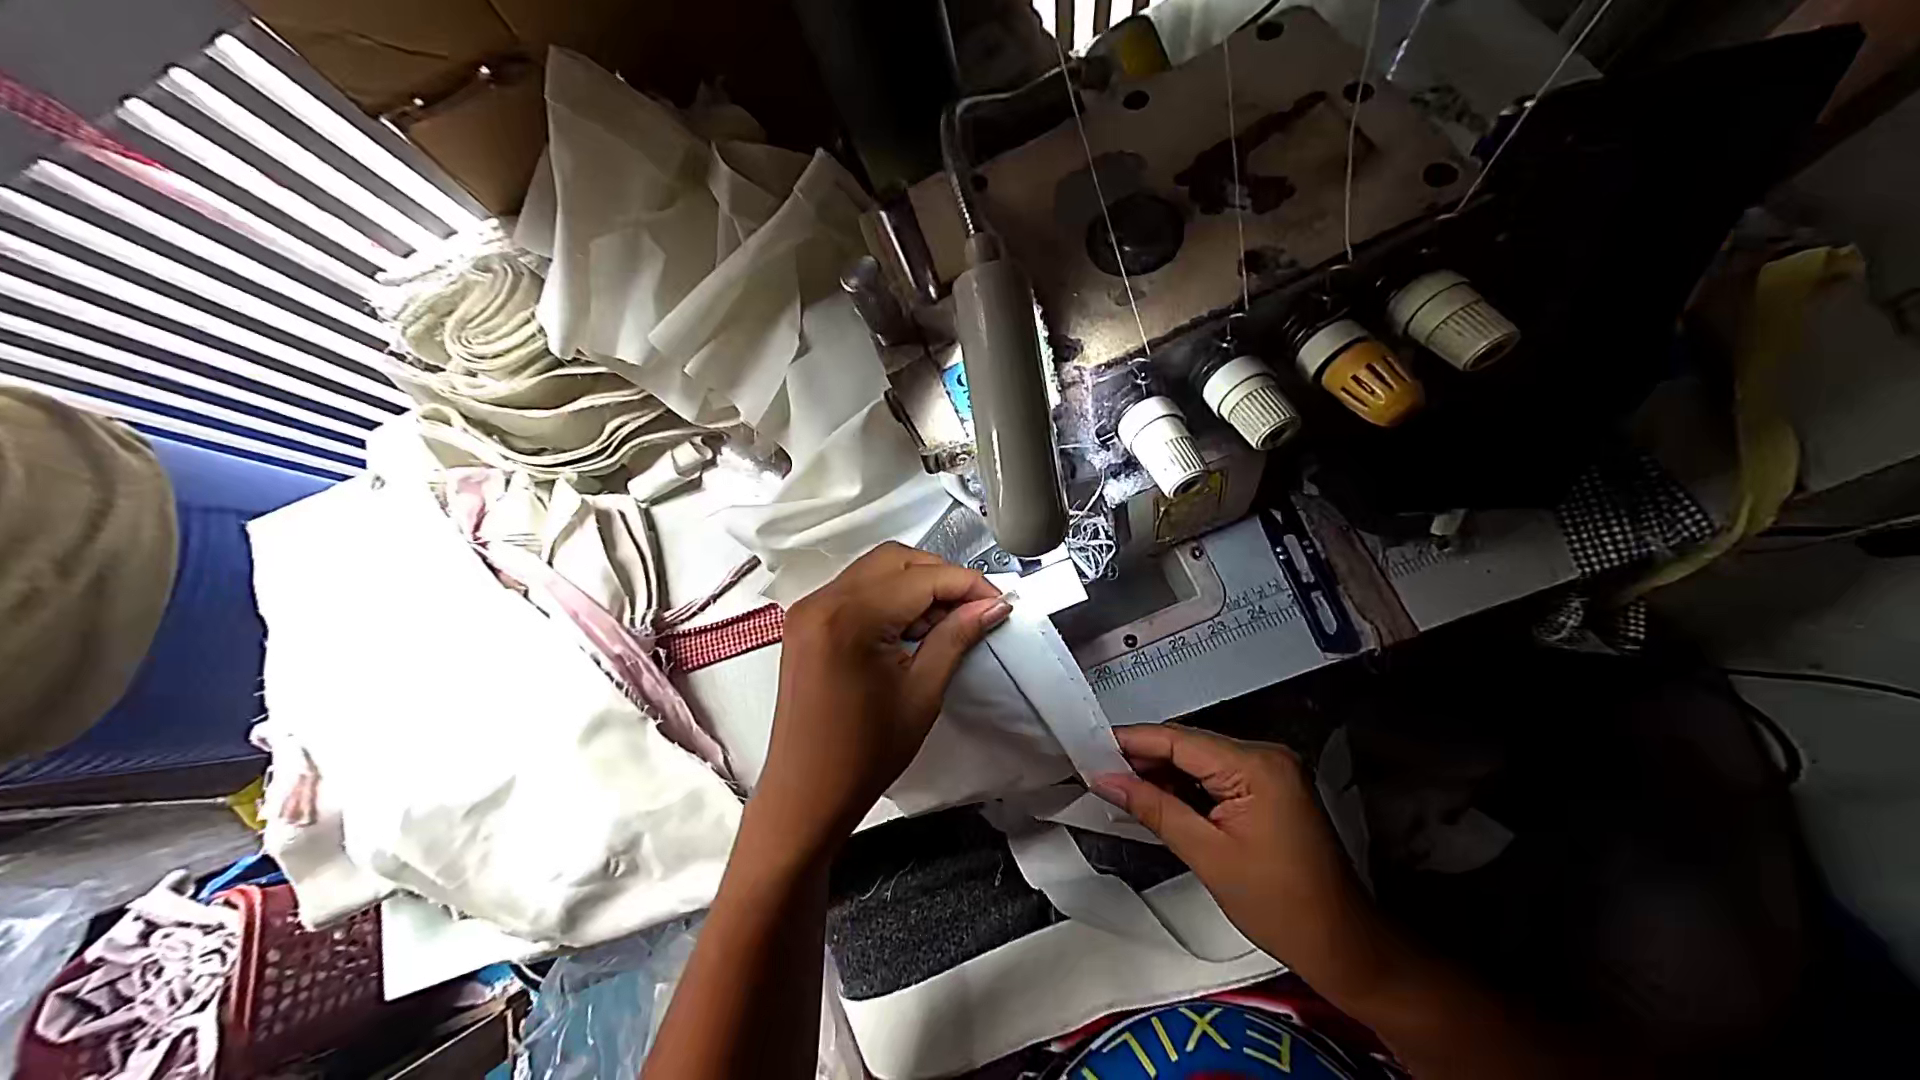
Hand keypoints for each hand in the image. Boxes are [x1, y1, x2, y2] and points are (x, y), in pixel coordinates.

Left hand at [754, 543, 1009, 850]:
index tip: (996, 601)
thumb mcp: (922, 693)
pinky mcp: (807, 623)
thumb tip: (989, 607)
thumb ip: (956, 637)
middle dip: (942, 577)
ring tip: (946, 623)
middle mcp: (823, 603)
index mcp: (850, 618)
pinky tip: (913, 628)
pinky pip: (857, 589)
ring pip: (877, 569)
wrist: (807, 793)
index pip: (922, 577)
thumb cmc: (859, 756)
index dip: (967, 584)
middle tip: (975, 608)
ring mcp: (809, 611)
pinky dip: (890, 597)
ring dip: (917, 585)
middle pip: (897, 559)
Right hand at [1094, 724, 1390, 998]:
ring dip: (1163, 773)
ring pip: (1199, 759)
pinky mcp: (1270, 786)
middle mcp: (1267, 757)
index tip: (1093, 747)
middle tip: (1102, 773)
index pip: (1179, 740)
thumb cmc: (1284, 906)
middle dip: (1144, 758)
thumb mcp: (1207, 855)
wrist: (1342, 944)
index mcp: (1257, 767)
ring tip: (1123, 788)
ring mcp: (1271, 770)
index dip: (1132, 742)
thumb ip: (1154, 808)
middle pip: (1189, 745)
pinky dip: (1186, 786)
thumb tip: (1110, 782)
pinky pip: (1216, 774)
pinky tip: (1158, 798)